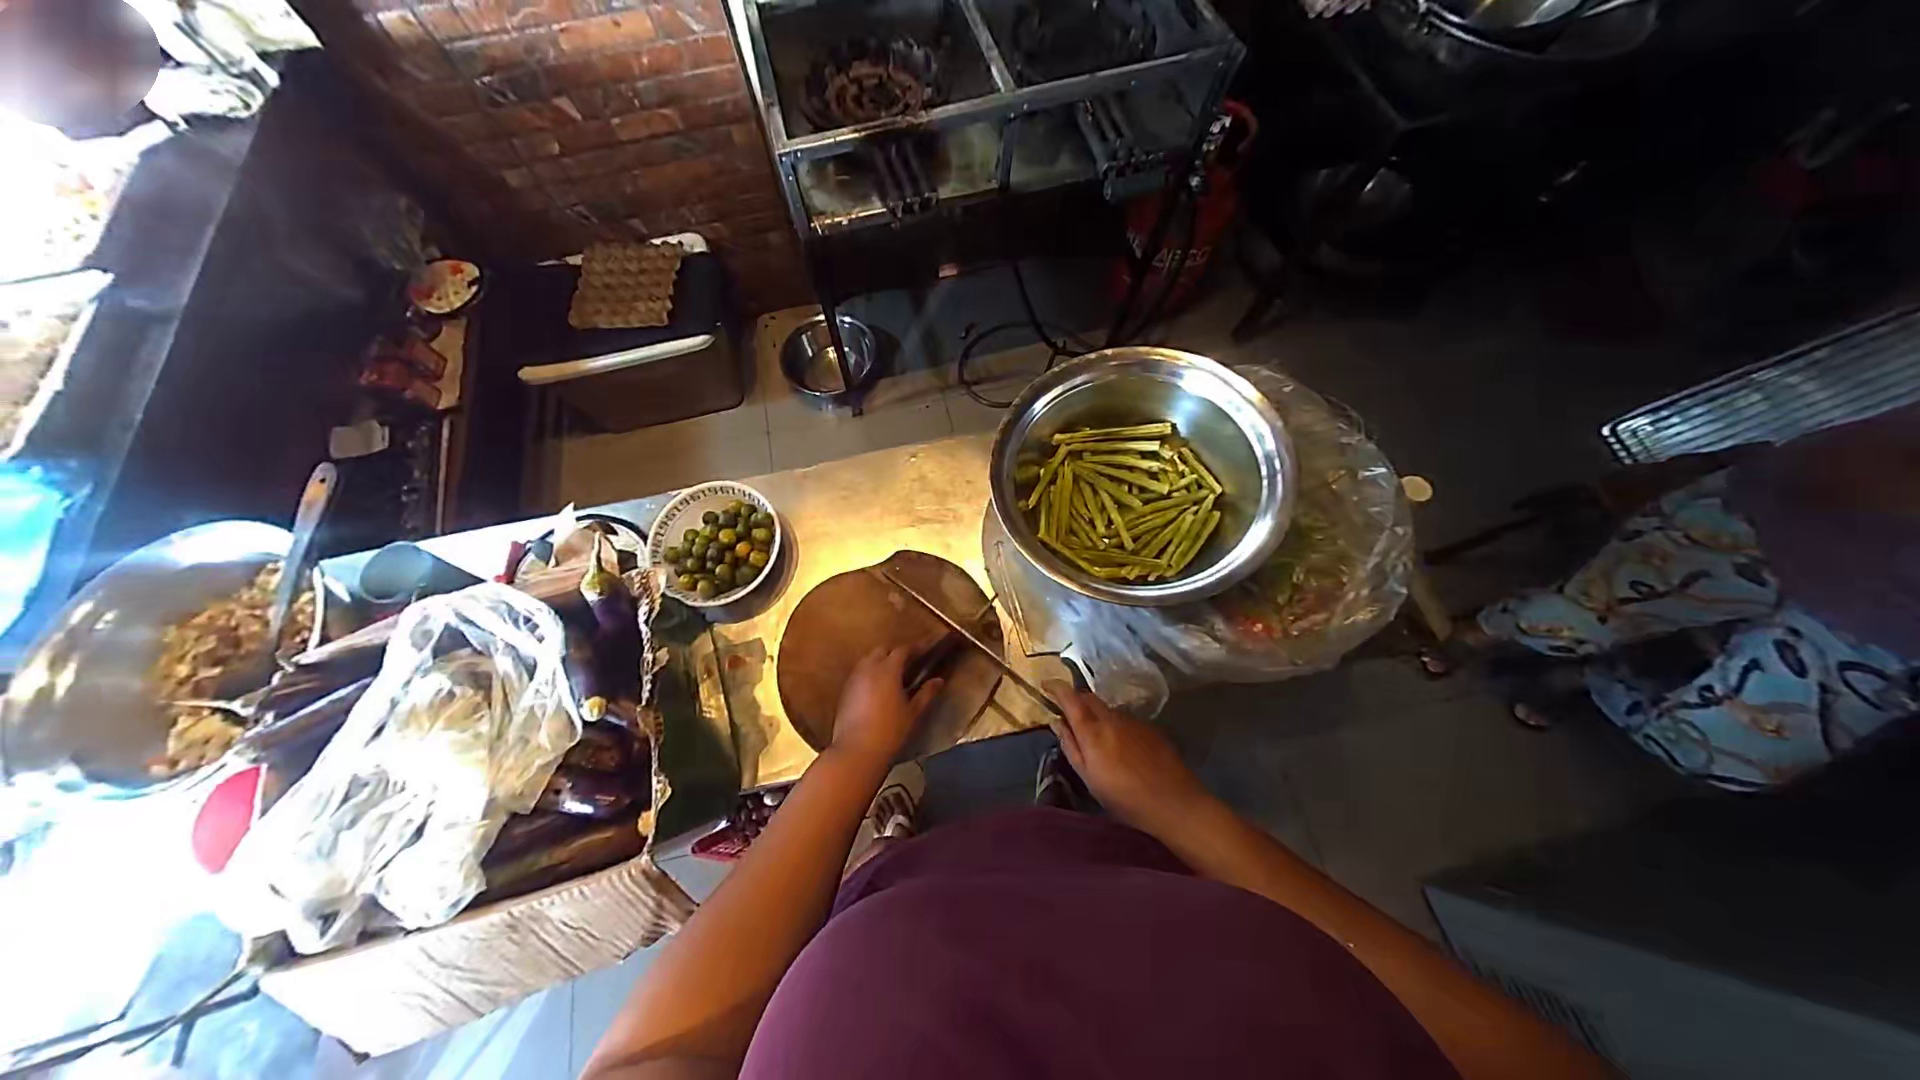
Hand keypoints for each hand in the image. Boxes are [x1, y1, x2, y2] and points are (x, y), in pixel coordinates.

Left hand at [829, 645, 943, 768]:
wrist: (856, 750)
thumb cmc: (890, 731)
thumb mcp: (912, 712)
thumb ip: (926, 693)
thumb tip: (939, 680)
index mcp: (888, 670)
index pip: (903, 650)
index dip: (915, 648)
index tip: (925, 650)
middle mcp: (869, 668)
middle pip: (882, 650)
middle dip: (895, 653)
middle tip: (909, 664)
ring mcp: (854, 678)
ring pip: (868, 660)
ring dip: (880, 661)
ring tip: (892, 675)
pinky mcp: (845, 690)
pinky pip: (859, 673)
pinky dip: (869, 673)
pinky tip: (876, 688)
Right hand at [1044, 681, 1215, 835]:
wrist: (1175, 803)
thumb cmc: (1124, 798)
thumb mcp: (1089, 777)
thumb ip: (1071, 746)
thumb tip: (1056, 722)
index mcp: (1092, 730)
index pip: (1070, 697)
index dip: (1056, 687)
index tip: (1046, 685)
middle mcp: (1113, 718)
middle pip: (1089, 698)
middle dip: (1075, 699)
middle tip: (1067, 712)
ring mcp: (1134, 721)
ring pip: (1108, 710)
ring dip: (1096, 715)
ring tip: (1095, 737)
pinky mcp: (1151, 729)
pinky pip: (1125, 720)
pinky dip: (1115, 726)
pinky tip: (1120, 748)